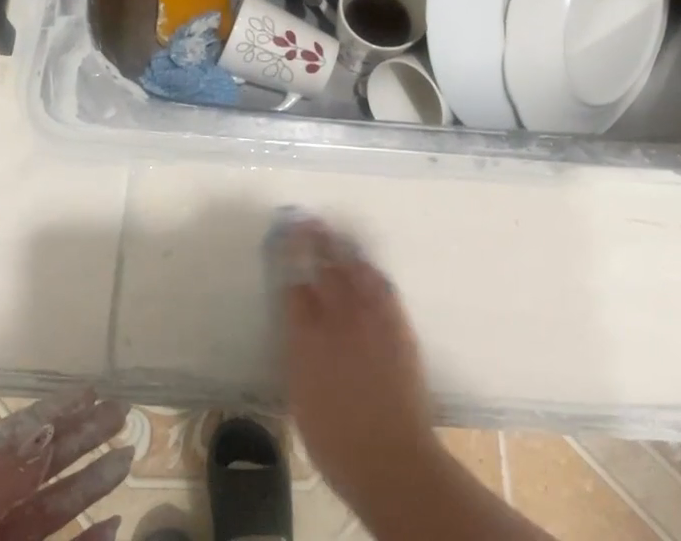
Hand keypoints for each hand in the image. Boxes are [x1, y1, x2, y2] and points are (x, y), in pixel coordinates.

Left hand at [0, 388, 133, 540]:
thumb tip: (44, 433)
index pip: (2, 442)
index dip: (45, 413)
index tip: (88, 392)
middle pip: (32, 470)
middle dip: (77, 440)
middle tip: (120, 412)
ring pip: (48, 513)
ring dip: (88, 484)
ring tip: (126, 459)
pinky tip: (112, 526)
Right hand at [272, 212, 438, 502]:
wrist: (390, 459)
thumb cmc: (335, 443)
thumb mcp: (300, 399)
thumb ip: (298, 359)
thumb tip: (298, 334)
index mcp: (305, 342)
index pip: (294, 292)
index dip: (288, 267)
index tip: (283, 248)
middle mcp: (336, 323)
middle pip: (323, 271)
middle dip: (312, 243)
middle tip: (304, 222)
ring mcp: (370, 323)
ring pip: (354, 273)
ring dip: (341, 249)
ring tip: (331, 232)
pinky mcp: (397, 329)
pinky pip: (383, 289)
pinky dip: (371, 272)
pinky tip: (366, 265)